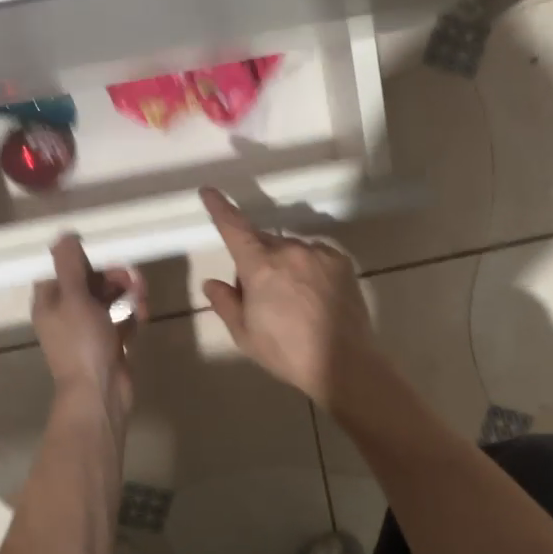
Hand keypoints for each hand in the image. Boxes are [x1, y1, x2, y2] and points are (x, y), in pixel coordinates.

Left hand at [31, 235, 144, 418]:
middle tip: (132, 279)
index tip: (105, 259)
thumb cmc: (82, 343)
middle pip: (90, 283)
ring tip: (143, 298)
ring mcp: (89, 330)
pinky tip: (143, 316)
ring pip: (109, 300)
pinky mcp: (110, 343)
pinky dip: (133, 315)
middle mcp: (67, 314)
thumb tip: (65, 235)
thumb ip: (70, 265)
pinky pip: (122, 320)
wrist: (100, 391)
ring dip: (127, 293)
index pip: (63, 270)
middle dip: (113, 277)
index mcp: (50, 302)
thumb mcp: (74, 298)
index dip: (84, 261)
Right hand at [199, 188, 384, 410]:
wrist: (343, 362)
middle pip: (263, 243)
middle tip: (261, 297)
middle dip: (256, 261)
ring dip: (285, 265)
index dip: (219, 208)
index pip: (234, 228)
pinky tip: (314, 298)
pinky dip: (308, 269)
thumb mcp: (245, 335)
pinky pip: (315, 256)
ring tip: (293, 302)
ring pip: (291, 250)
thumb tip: (213, 283)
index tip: (209, 191)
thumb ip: (226, 303)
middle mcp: (289, 250)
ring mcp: (318, 254)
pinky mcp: (341, 262)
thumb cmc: (287, 352)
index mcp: (260, 266)